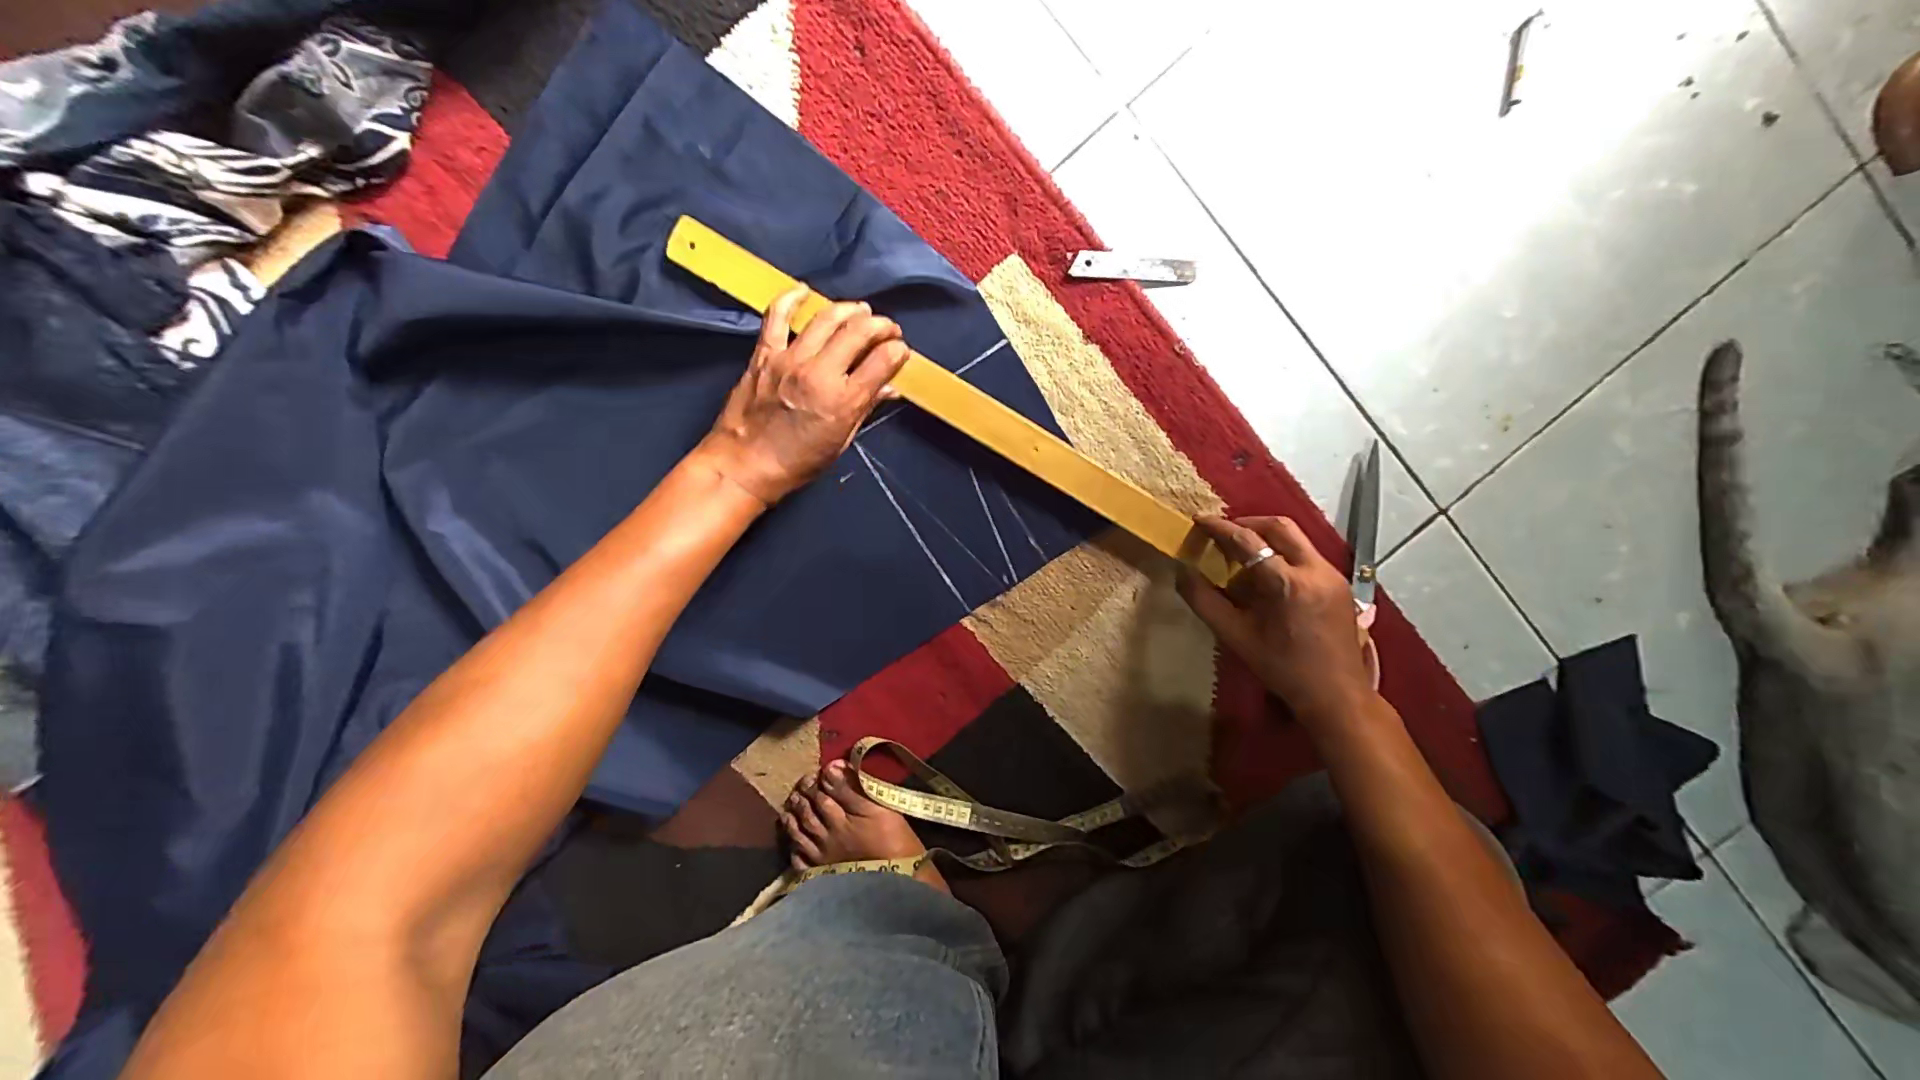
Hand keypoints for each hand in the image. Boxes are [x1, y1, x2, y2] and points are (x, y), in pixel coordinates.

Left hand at [694, 288, 909, 506]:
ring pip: (827, 318)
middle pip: (859, 332)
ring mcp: (790, 360)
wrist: (744, 466)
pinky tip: (804, 291)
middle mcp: (819, 374)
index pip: (883, 361)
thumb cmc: (795, 464)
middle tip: (887, 328)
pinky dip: (791, 298)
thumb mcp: (840, 442)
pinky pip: (777, 316)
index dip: (898, 351)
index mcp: (843, 401)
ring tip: (860, 311)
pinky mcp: (765, 354)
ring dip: (849, 310)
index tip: (900, 350)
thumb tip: (889, 388)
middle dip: (880, 325)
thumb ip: (865, 408)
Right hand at [1177, 516, 1375, 729]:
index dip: (1220, 528)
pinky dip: (1282, 554)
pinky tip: (1267, 576)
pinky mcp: (1340, 583)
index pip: (1248, 540)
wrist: (1336, 694)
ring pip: (1296, 538)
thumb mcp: (1235, 636)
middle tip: (1222, 532)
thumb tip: (1182, 572)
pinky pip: (1306, 555)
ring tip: (1241, 553)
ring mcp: (1332, 575)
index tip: (1199, 521)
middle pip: (1279, 527)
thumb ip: (1204, 601)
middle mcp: (1315, 570)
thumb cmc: (1281, 668)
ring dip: (1266, 537)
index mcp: (1287, 584)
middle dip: (1247, 523)